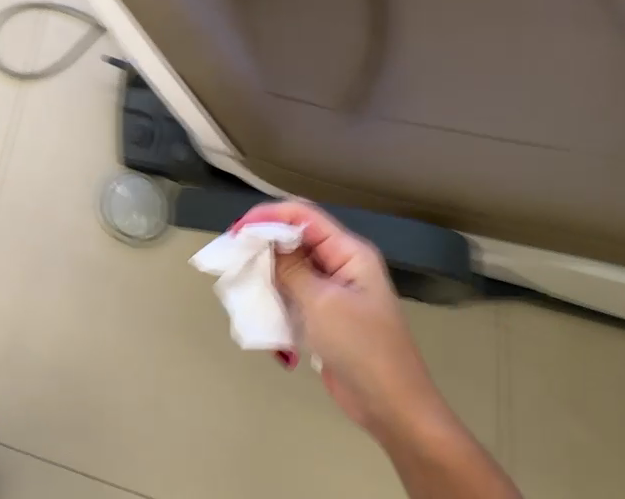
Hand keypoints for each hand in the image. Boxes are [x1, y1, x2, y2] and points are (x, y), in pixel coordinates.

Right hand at [233, 202, 445, 441]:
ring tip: (239, 282)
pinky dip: (275, 296)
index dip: (267, 216)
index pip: (303, 216)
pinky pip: (293, 294)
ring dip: (266, 273)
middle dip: (263, 244)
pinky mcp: (325, 315)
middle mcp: (342, 264)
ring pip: (290, 267)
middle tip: (231, 257)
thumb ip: (289, 267)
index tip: (236, 231)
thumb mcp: (321, 302)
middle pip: (295, 239)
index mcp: (349, 252)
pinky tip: (257, 308)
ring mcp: (334, 291)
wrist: (393, 408)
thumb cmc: (361, 348)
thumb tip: (263, 239)